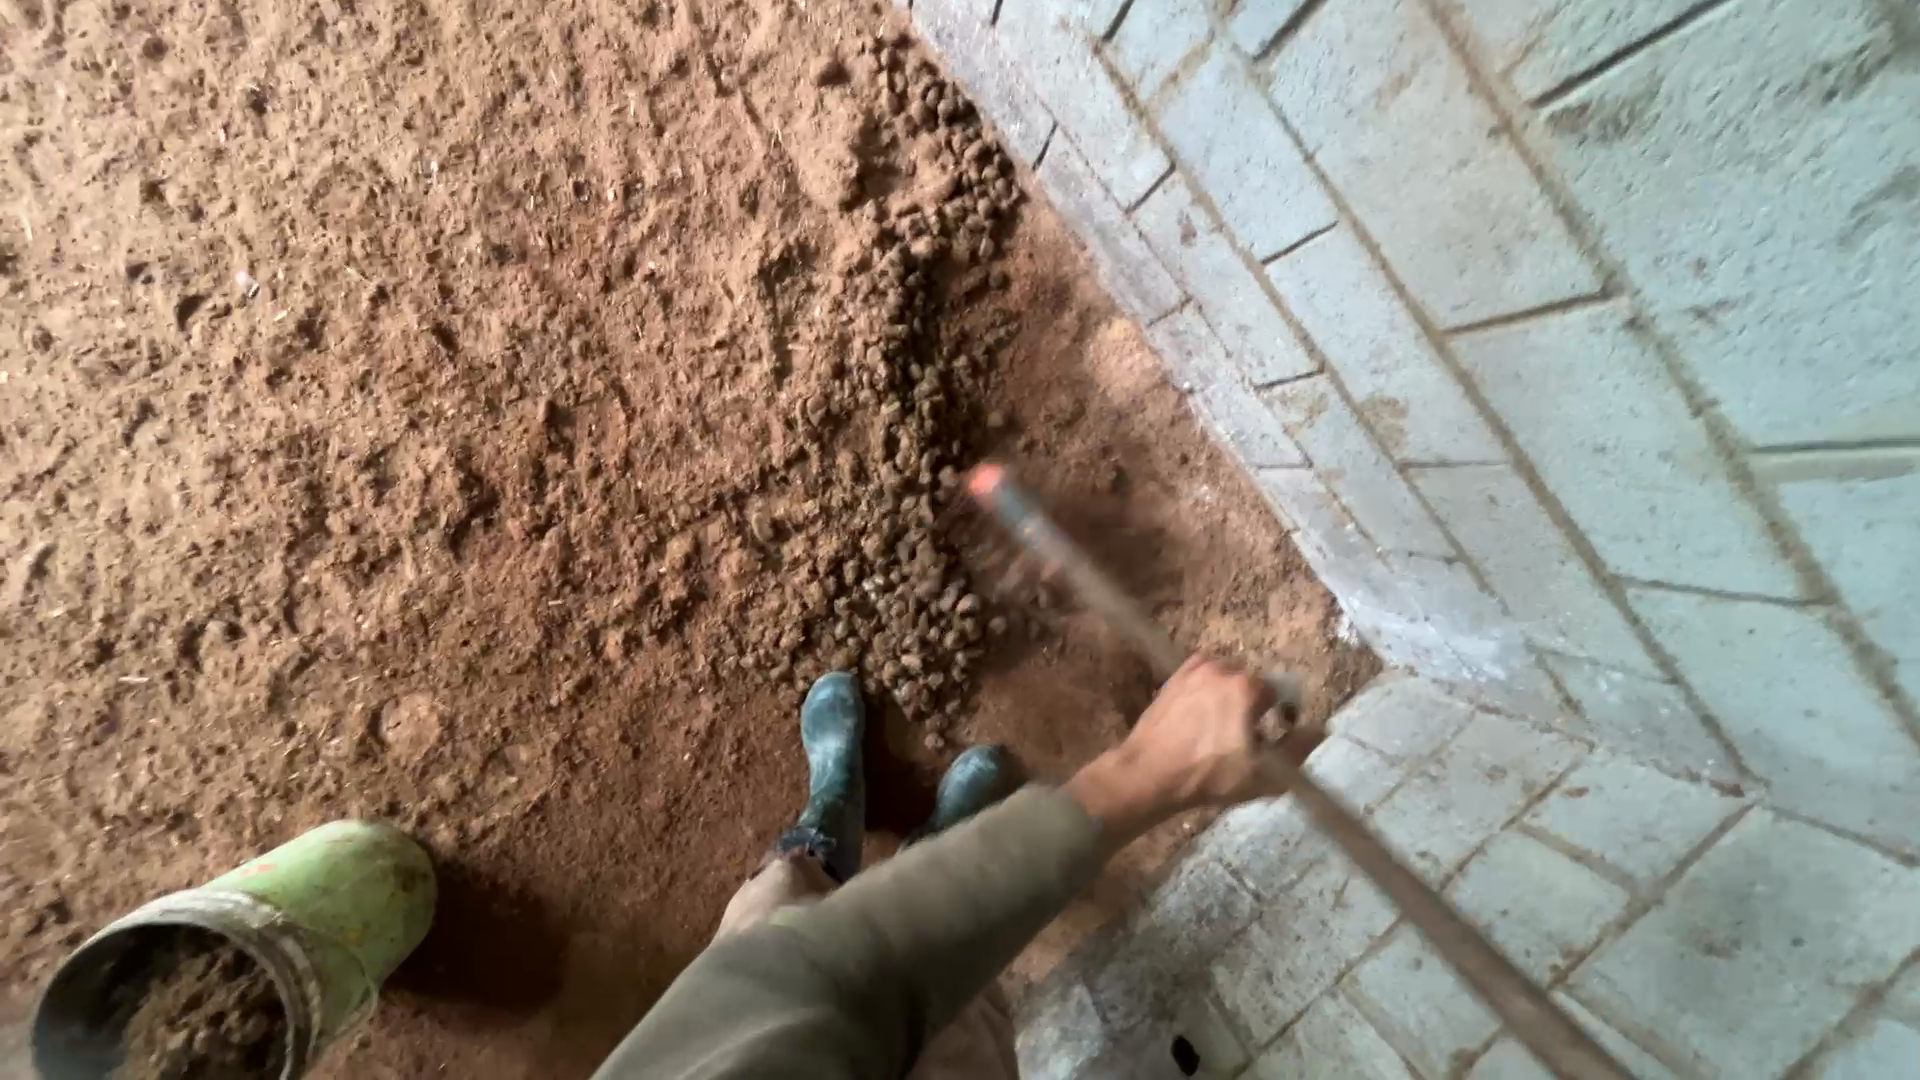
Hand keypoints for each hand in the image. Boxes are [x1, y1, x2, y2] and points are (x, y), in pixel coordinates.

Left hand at [1065, 655, 1287, 853]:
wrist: (1150, 772)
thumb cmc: (1210, 775)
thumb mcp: (1265, 773)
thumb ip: (1298, 748)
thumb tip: (1320, 728)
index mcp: (1246, 686)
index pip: (1279, 693)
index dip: (1281, 715)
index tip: (1272, 738)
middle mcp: (1220, 668)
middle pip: (1251, 683)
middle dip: (1254, 705)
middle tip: (1246, 736)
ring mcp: (1192, 670)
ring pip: (1225, 678)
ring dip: (1229, 696)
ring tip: (1222, 728)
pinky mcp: (1173, 678)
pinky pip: (1202, 677)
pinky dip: (1207, 690)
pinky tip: (1201, 716)